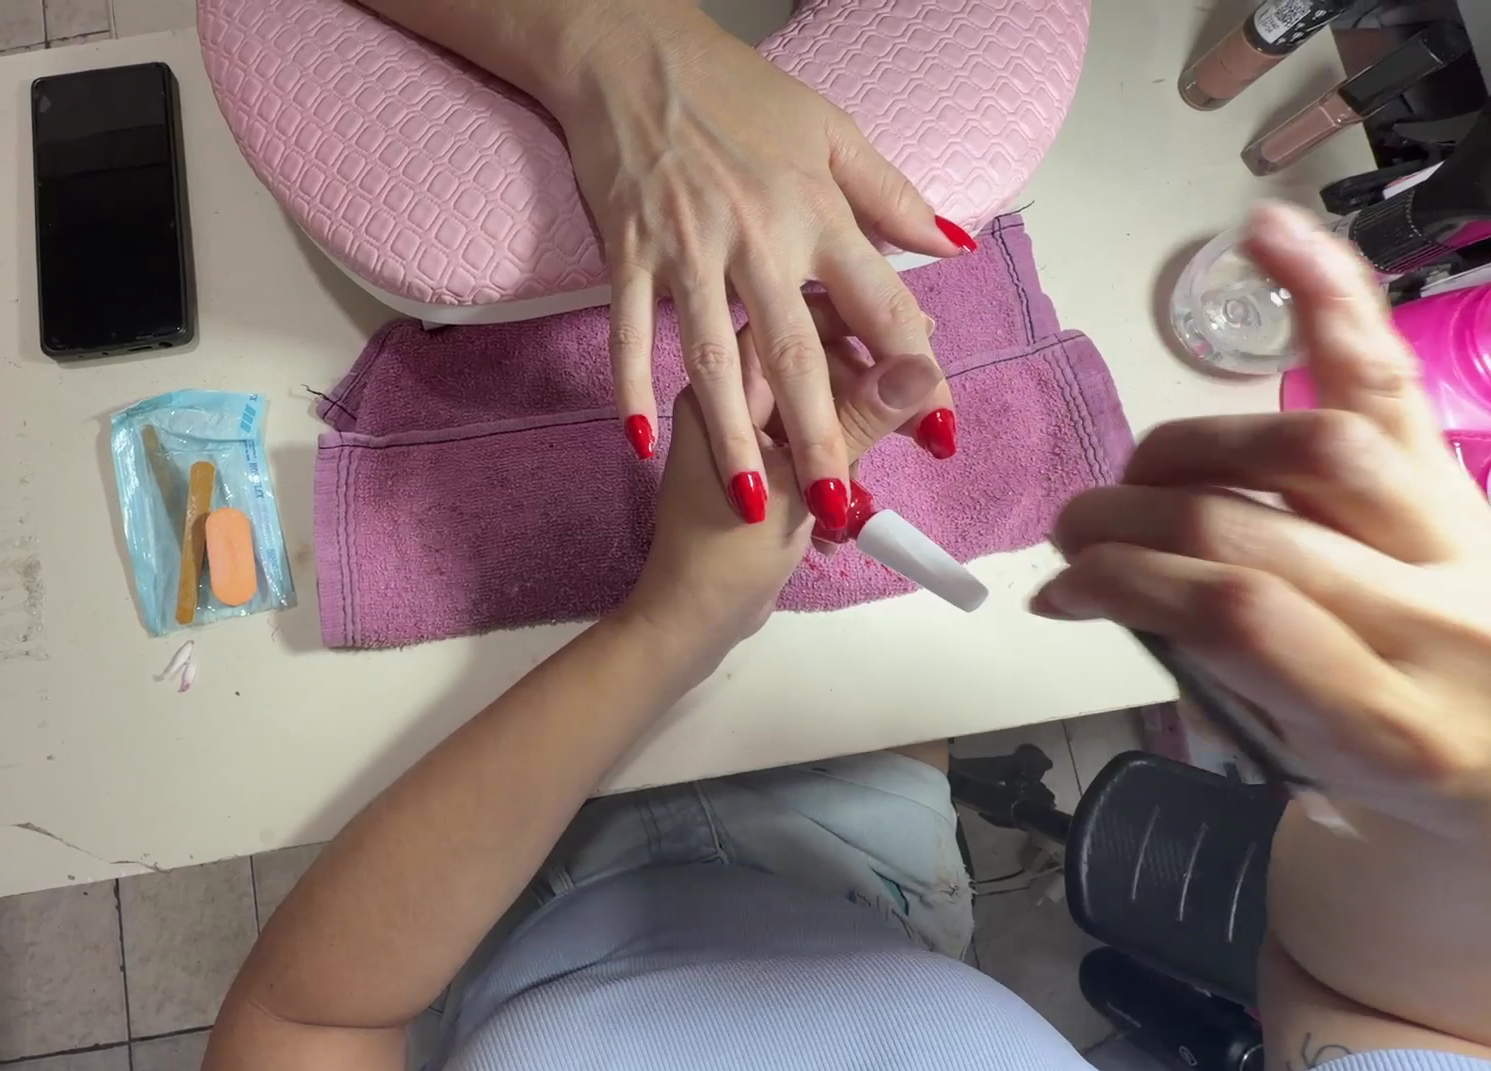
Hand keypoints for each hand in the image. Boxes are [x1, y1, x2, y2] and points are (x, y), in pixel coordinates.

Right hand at [551, 12, 968, 529]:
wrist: (635, 58)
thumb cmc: (737, 93)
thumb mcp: (832, 129)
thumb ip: (890, 196)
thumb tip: (950, 246)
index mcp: (815, 210)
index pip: (879, 303)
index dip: (914, 370)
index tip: (937, 432)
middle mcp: (757, 239)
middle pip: (796, 353)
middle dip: (822, 436)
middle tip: (840, 505)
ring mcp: (686, 252)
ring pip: (714, 358)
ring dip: (732, 434)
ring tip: (751, 499)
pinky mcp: (629, 257)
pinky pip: (632, 334)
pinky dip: (632, 388)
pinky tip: (638, 442)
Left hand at [625, 315, 944, 653]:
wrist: (695, 617)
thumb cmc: (731, 550)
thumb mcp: (802, 484)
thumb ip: (859, 423)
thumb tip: (922, 361)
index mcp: (719, 391)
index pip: (789, 328)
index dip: (853, 325)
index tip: (915, 334)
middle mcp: (727, 405)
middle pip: (810, 372)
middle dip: (866, 394)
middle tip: (924, 414)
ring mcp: (744, 441)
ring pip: (815, 415)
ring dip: (855, 442)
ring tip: (894, 465)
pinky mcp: (761, 475)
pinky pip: (808, 453)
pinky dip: (834, 474)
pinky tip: (851, 514)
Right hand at [1032, 202, 1490, 836]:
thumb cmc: (1397, 761)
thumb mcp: (1291, 750)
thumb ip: (1196, 666)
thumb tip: (1082, 590)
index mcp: (1392, 718)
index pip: (1229, 611)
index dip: (1115, 585)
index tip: (1059, 594)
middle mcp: (1445, 618)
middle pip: (1237, 525)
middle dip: (1113, 522)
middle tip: (1072, 536)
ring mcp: (1467, 538)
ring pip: (1304, 445)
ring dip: (1178, 452)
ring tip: (1139, 475)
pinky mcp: (1464, 483)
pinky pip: (1383, 385)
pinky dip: (1326, 300)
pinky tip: (1263, 237)